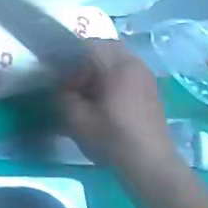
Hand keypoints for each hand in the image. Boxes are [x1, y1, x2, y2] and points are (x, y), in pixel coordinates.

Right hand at [55, 41, 172, 170]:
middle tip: (70, 84)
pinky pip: (126, 73)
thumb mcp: (76, 118)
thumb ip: (62, 95)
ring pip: (116, 61)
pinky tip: (103, 102)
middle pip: (103, 49)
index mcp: (117, 64)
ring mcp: (146, 76)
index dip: (66, 55)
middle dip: (83, 62)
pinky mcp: (150, 90)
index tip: (57, 75)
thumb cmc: (112, 137)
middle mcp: (134, 63)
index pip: (86, 44)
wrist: (150, 163)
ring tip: (86, 94)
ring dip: (98, 71)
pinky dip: (111, 79)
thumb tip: (60, 87)